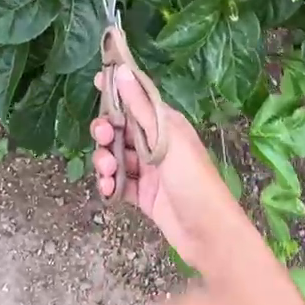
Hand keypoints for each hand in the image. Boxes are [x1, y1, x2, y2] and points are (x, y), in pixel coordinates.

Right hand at [91, 64, 240, 267]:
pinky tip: (108, 191)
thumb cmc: (193, 179)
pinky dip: (110, 185)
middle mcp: (156, 143)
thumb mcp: (166, 138)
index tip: (96, 81)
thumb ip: (141, 107)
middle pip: (120, 129)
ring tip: (107, 172)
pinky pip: (119, 183)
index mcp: (165, 123)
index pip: (137, 99)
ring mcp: (149, 170)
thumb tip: (122, 70)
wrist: (209, 234)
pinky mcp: (143, 195)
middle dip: (106, 131)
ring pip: (116, 156)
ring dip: (105, 161)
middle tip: (103, 137)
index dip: (117, 90)